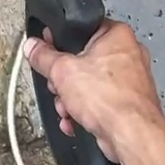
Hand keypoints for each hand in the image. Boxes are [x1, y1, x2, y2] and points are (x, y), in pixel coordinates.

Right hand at [23, 21, 164, 162]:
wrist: (130, 134)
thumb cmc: (110, 99)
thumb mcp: (62, 71)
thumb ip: (44, 56)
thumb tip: (34, 47)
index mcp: (117, 35)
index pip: (81, 30)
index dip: (60, 41)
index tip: (47, 49)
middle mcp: (128, 55)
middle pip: (83, 61)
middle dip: (64, 80)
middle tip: (59, 86)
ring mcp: (130, 81)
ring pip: (89, 85)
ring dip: (71, 100)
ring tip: (69, 108)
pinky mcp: (127, 103)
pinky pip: (99, 103)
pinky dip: (85, 112)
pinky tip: (76, 121)